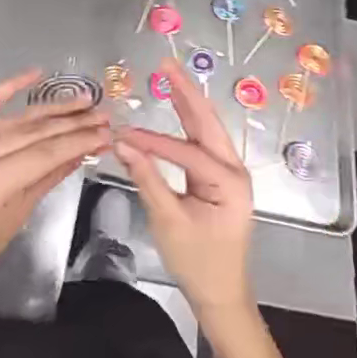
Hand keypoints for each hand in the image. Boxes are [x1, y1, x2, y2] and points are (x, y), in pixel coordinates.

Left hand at [0, 69, 110, 278]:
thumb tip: (87, 150)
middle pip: (35, 133)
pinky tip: (36, 74)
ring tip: (86, 102)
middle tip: (104, 116)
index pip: (44, 154)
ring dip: (55, 108)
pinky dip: (11, 86)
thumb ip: (52, 175)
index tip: (107, 133)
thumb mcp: (22, 212)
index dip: (79, 141)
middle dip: (73, 123)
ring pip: (20, 118)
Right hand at [113, 57, 254, 311]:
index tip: (121, 135)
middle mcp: (235, 170)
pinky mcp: (220, 180)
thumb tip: (122, 144)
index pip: (185, 151)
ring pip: (207, 130)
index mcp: (229, 182)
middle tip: (167, 64)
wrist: (221, 293)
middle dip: (187, 93)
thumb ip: (147, 180)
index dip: (152, 141)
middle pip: (207, 124)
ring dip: (189, 103)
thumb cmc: (197, 262)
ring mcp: (230, 174)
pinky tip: (178, 108)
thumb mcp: (169, 221)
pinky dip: (188, 125)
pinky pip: (202, 145)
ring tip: (170, 76)